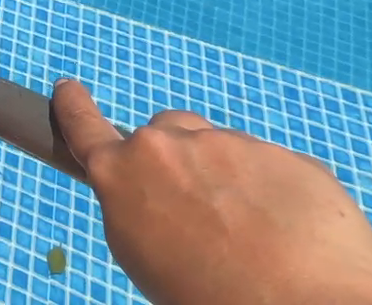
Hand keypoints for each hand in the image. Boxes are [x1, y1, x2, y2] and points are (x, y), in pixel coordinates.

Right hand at [52, 79, 371, 304]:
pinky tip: (303, 238)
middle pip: (167, 133)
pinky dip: (286, 197)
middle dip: (182, 159)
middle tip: (209, 211)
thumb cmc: (204, 297)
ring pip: (225, 149)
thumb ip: (133, 206)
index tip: (69, 88)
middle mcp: (164, 144)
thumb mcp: (142, 254)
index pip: (82, 123)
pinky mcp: (289, 158)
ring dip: (233, 177)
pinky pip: (281, 171)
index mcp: (118, 170)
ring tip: (264, 234)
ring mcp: (228, 144)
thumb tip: (153, 194)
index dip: (74, 104)